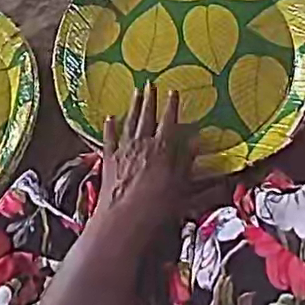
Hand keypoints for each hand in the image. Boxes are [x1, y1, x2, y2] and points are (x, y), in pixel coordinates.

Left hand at [95, 85, 190, 239]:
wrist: (123, 220)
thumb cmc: (157, 206)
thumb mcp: (181, 185)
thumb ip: (187, 162)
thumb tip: (197, 141)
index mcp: (162, 148)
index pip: (169, 121)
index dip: (171, 105)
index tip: (172, 91)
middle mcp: (142, 143)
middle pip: (147, 116)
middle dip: (150, 99)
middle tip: (150, 83)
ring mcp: (123, 150)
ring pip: (129, 122)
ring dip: (132, 106)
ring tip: (135, 92)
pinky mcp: (108, 160)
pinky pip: (108, 138)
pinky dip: (109, 127)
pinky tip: (109, 117)